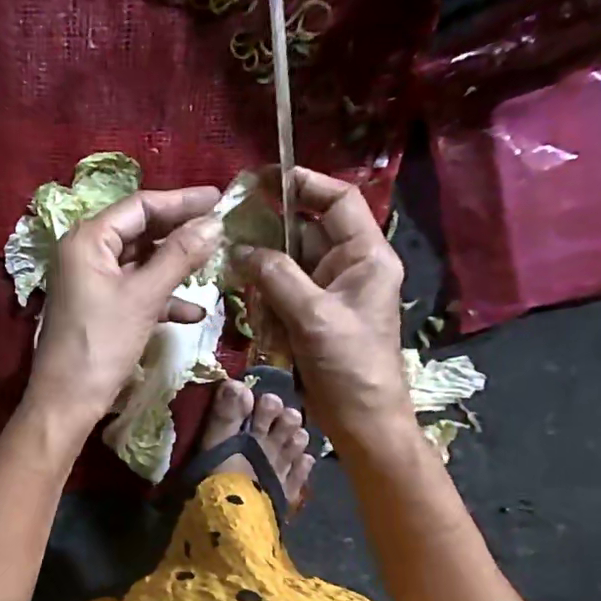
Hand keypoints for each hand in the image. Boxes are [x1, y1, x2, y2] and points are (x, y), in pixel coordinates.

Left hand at [27, 186, 223, 426]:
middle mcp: (89, 253)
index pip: (141, 206)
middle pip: (142, 230)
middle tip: (222, 225)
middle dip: (182, 230)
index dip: (182, 200)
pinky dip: (166, 296)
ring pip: (144, 261)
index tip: (218, 198)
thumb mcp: (144, 297)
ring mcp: (96, 281)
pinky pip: (140, 289)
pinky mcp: (104, 307)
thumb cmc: (101, 343)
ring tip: (215, 261)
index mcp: (89, 240)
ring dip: (177, 263)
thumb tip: (215, 224)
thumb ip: (180, 256)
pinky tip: (196, 311)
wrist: (68, 402)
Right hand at [236, 168, 412, 447]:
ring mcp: (331, 290)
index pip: (339, 201)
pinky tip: (262, 319)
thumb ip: (276, 274)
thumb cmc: (350, 365)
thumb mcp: (313, 315)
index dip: (304, 184)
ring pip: (290, 262)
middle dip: (272, 234)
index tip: (263, 179)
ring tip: (247, 286)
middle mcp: (351, 265)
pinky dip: (268, 298)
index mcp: (367, 256)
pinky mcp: (315, 312)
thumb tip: (240, 249)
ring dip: (266, 273)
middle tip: (233, 231)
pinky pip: (285, 290)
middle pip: (307, 230)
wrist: (362, 420)